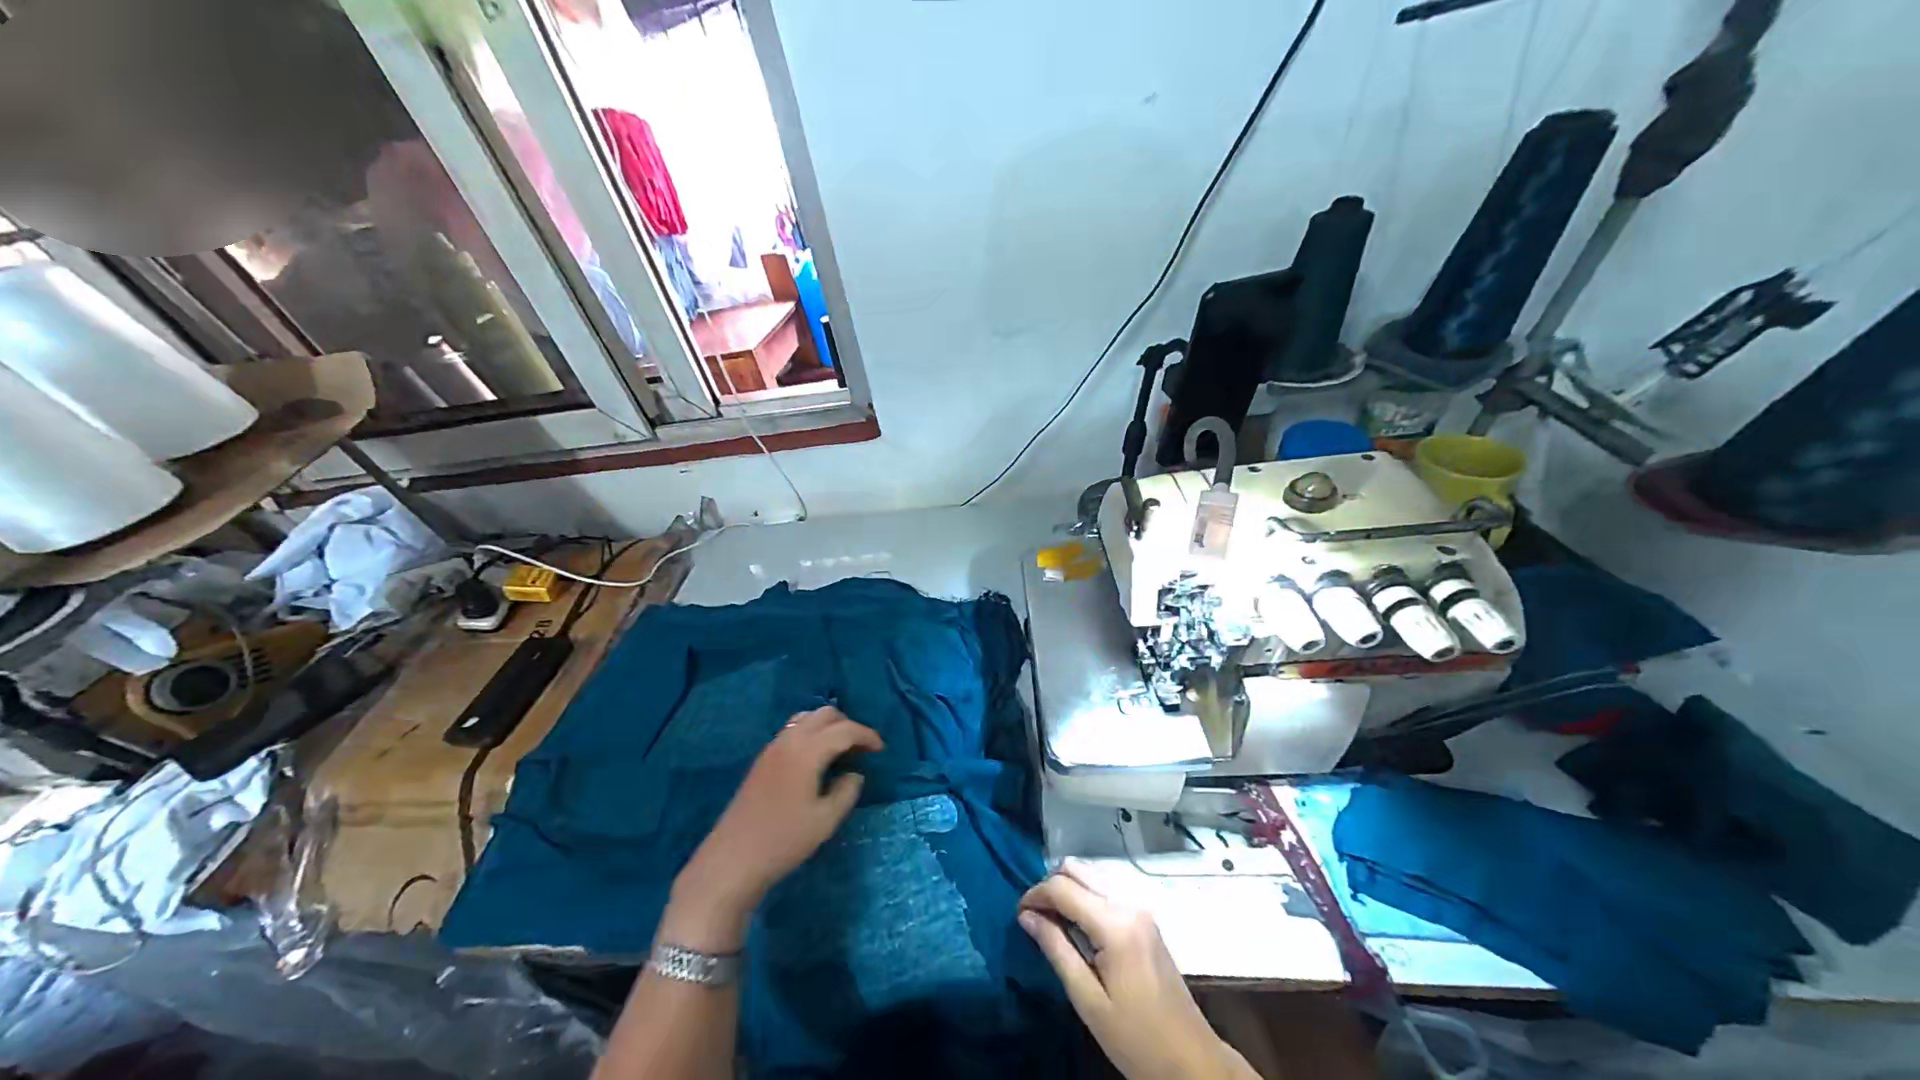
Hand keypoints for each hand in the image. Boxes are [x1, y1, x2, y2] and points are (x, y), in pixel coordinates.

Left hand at [666, 707, 882, 949]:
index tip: (881, 750)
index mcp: (807, 751)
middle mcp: (788, 740)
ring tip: (842, 750)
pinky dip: (811, 733)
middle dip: (848, 725)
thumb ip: (846, 791)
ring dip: (828, 726)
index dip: (867, 735)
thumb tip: (855, 774)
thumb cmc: (784, 841)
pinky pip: (793, 731)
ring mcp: (772, 748)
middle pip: (824, 714)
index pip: (844, 729)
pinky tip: (817, 759)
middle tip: (862, 748)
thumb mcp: (826, 820)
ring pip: (806, 718)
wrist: (732, 860)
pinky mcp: (762, 760)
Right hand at [1019, 861, 1256, 1079]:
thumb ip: (1056, 949)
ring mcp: (1141, 909)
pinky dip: (1084, 897)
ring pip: (1092, 875)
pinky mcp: (1145, 919)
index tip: (1018, 915)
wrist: (1191, 1060)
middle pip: (1078, 869)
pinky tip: (1075, 925)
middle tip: (1034, 917)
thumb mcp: (1088, 1000)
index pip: (1063, 887)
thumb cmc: (1136, 1037)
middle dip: (1050, 886)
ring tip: (1051, 922)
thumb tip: (1026, 916)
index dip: (1034, 895)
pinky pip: (1106, 890)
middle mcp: (1130, 905)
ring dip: (1067, 889)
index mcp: (1115, 924)